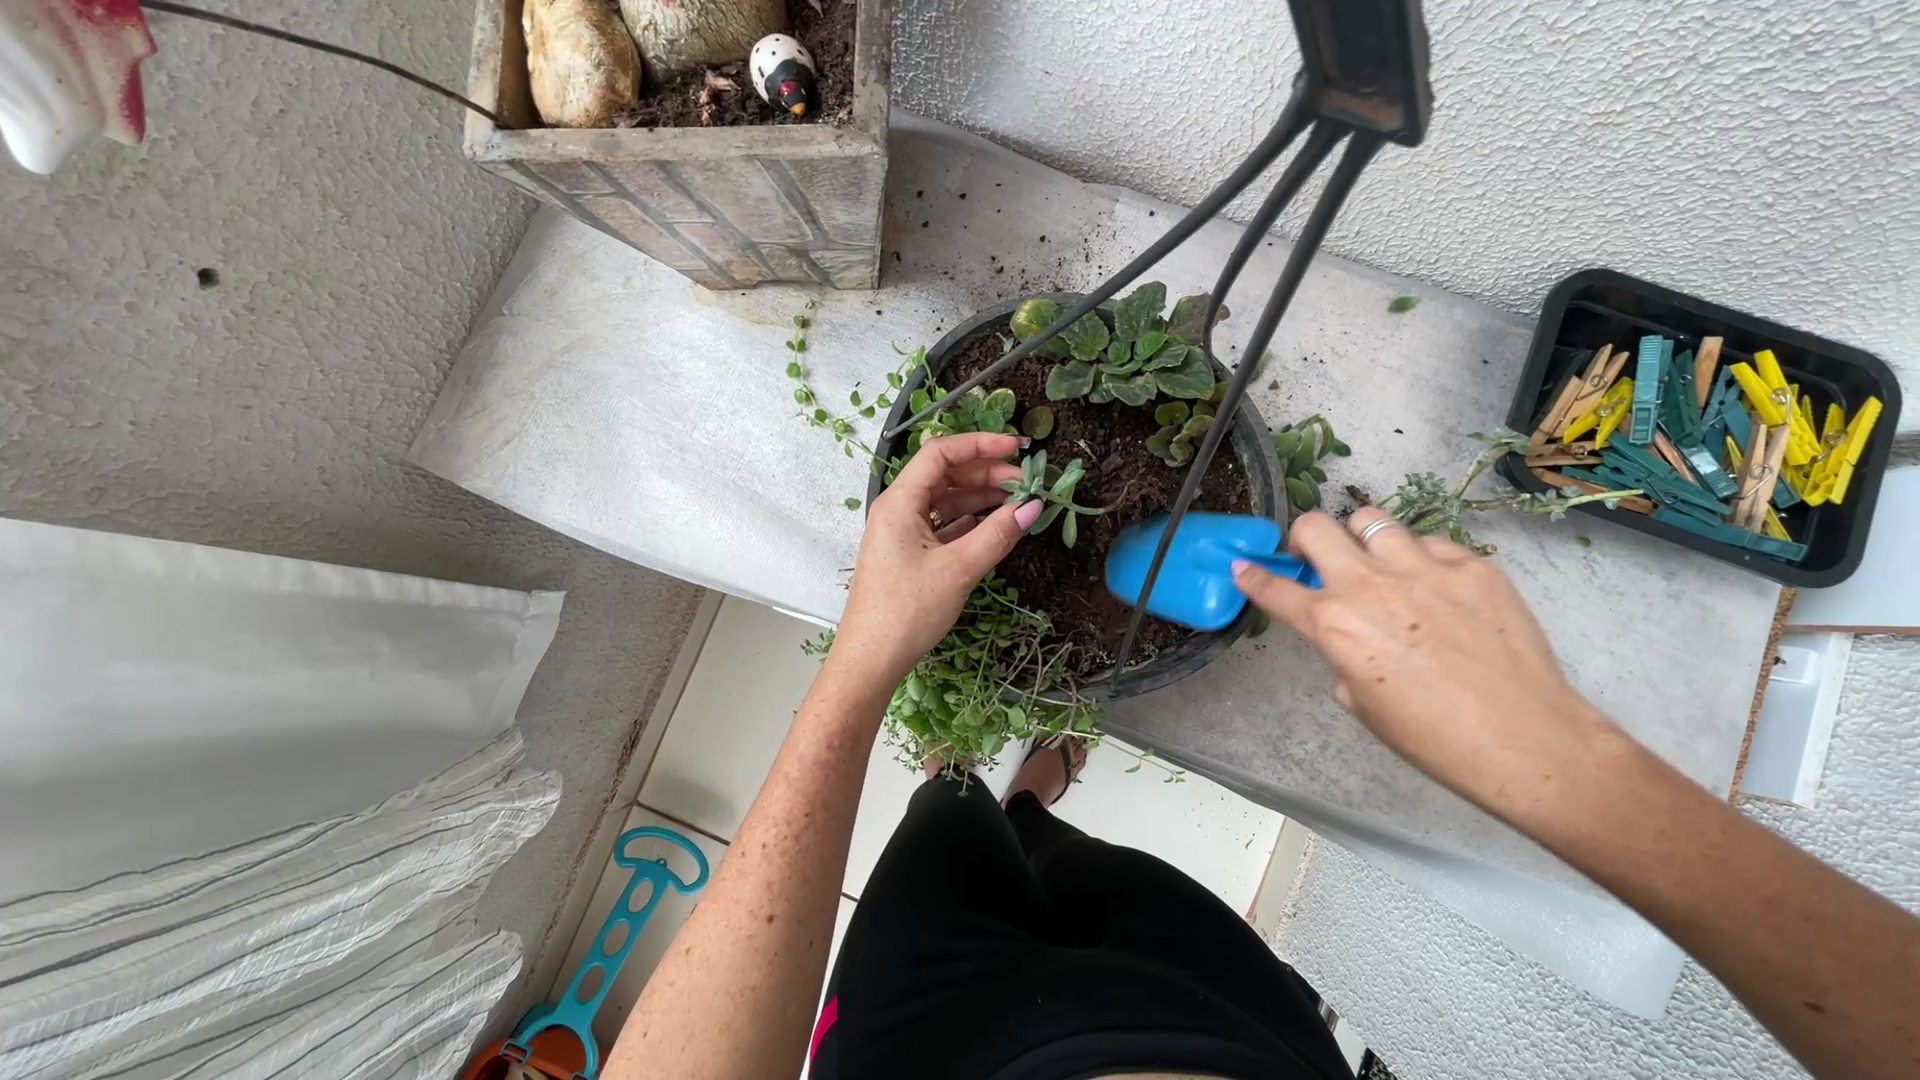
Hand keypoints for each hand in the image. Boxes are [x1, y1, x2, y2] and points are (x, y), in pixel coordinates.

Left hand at [833, 433, 1042, 689]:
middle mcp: (897, 511)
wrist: (871, 659)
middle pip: (944, 475)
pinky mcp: (908, 555)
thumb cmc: (907, 611)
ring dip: (979, 497)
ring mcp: (901, 534)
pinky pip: (941, 526)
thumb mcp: (958, 570)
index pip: (940, 453)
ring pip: (944, 501)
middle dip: (985, 472)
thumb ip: (997, 535)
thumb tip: (1032, 507)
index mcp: (899, 503)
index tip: (1016, 448)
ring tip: (1016, 503)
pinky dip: (968, 522)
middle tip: (1024, 483)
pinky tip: (992, 526)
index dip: (979, 444)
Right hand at [1232, 508, 1616, 816]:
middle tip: (1317, 558)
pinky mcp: (1474, 566)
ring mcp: (1425, 570)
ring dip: (1364, 540)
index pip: (1275, 589)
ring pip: (1372, 520)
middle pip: (1315, 527)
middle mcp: (1371, 587)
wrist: (1527, 741)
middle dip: (1305, 539)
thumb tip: (1348, 633)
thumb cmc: (1433, 739)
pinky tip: (1436, 589)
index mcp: (1335, 627)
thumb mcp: (1361, 704)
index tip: (1244, 566)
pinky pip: (1431, 544)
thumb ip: (1341, 653)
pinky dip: (1421, 559)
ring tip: (1380, 564)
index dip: (1253, 576)